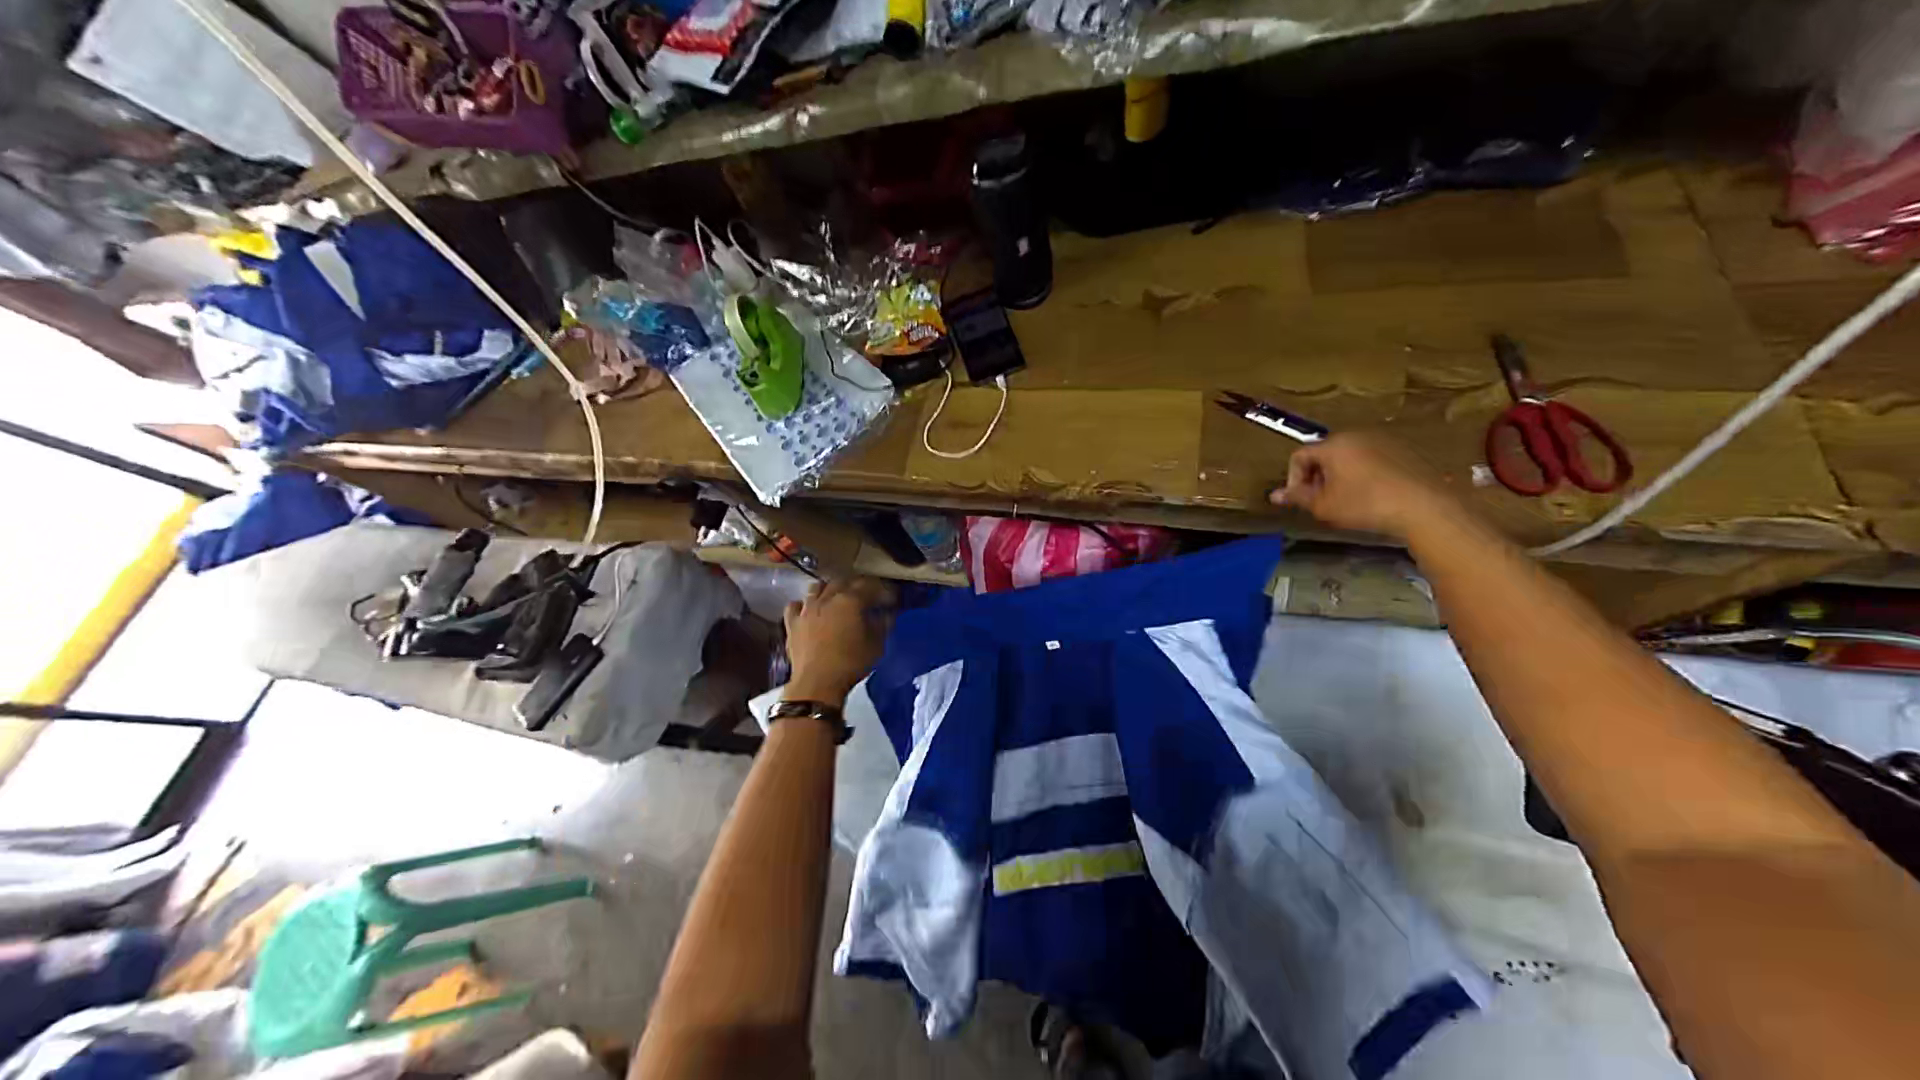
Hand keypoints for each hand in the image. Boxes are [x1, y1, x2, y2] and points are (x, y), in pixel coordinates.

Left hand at [783, 577, 896, 704]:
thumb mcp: (876, 645)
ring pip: (817, 587)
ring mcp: (806, 609)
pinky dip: (803, 604)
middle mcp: (827, 598)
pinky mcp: (792, 623)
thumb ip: (882, 624)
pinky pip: (795, 605)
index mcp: (850, 600)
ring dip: (829, 589)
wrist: (818, 682)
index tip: (889, 599)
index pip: (869, 586)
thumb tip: (886, 614)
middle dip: (856, 586)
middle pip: (842, 581)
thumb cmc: (851, 663)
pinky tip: (809, 610)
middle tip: (866, 597)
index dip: (882, 590)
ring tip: (837, 599)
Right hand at [1268, 432, 1460, 541]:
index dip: (1293, 478)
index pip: (1299, 456)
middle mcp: (1356, 435)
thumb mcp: (1324, 505)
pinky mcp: (1405, 450)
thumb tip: (1275, 495)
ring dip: (1340, 475)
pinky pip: (1372, 458)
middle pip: (1324, 453)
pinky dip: (1364, 473)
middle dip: (1317, 476)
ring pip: (1349, 456)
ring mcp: (1383, 440)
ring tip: (1347, 499)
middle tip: (1322, 500)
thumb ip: (1297, 497)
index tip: (1301, 500)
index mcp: (1333, 444)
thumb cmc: (1365, 504)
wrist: (1424, 505)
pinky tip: (1372, 495)